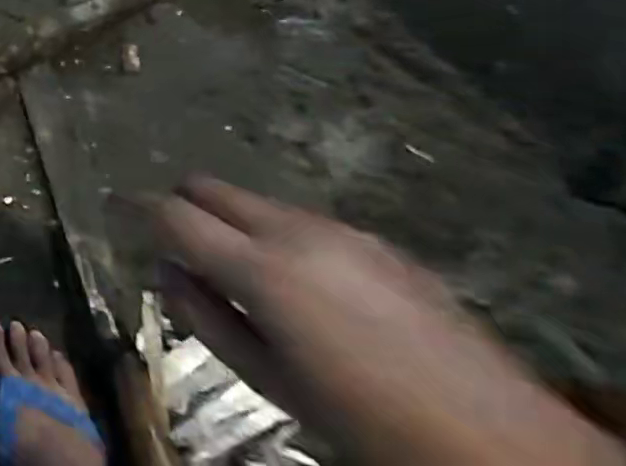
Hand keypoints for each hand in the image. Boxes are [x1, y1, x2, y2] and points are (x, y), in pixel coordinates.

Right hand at [154, 176, 625, 465]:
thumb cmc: (368, 424)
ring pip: (254, 201)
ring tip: (243, 275)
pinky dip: (277, 235)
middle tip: (175, 243)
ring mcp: (342, 230)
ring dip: (230, 222)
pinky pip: (302, 220)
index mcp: (262, 270)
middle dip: (180, 204)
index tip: (114, 208)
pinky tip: (305, 287)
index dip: (135, 207)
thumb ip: (207, 319)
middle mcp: (296, 232)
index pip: (172, 213)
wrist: (512, 447)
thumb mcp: (274, 383)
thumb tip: (164, 272)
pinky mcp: (378, 242)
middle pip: (208, 186)